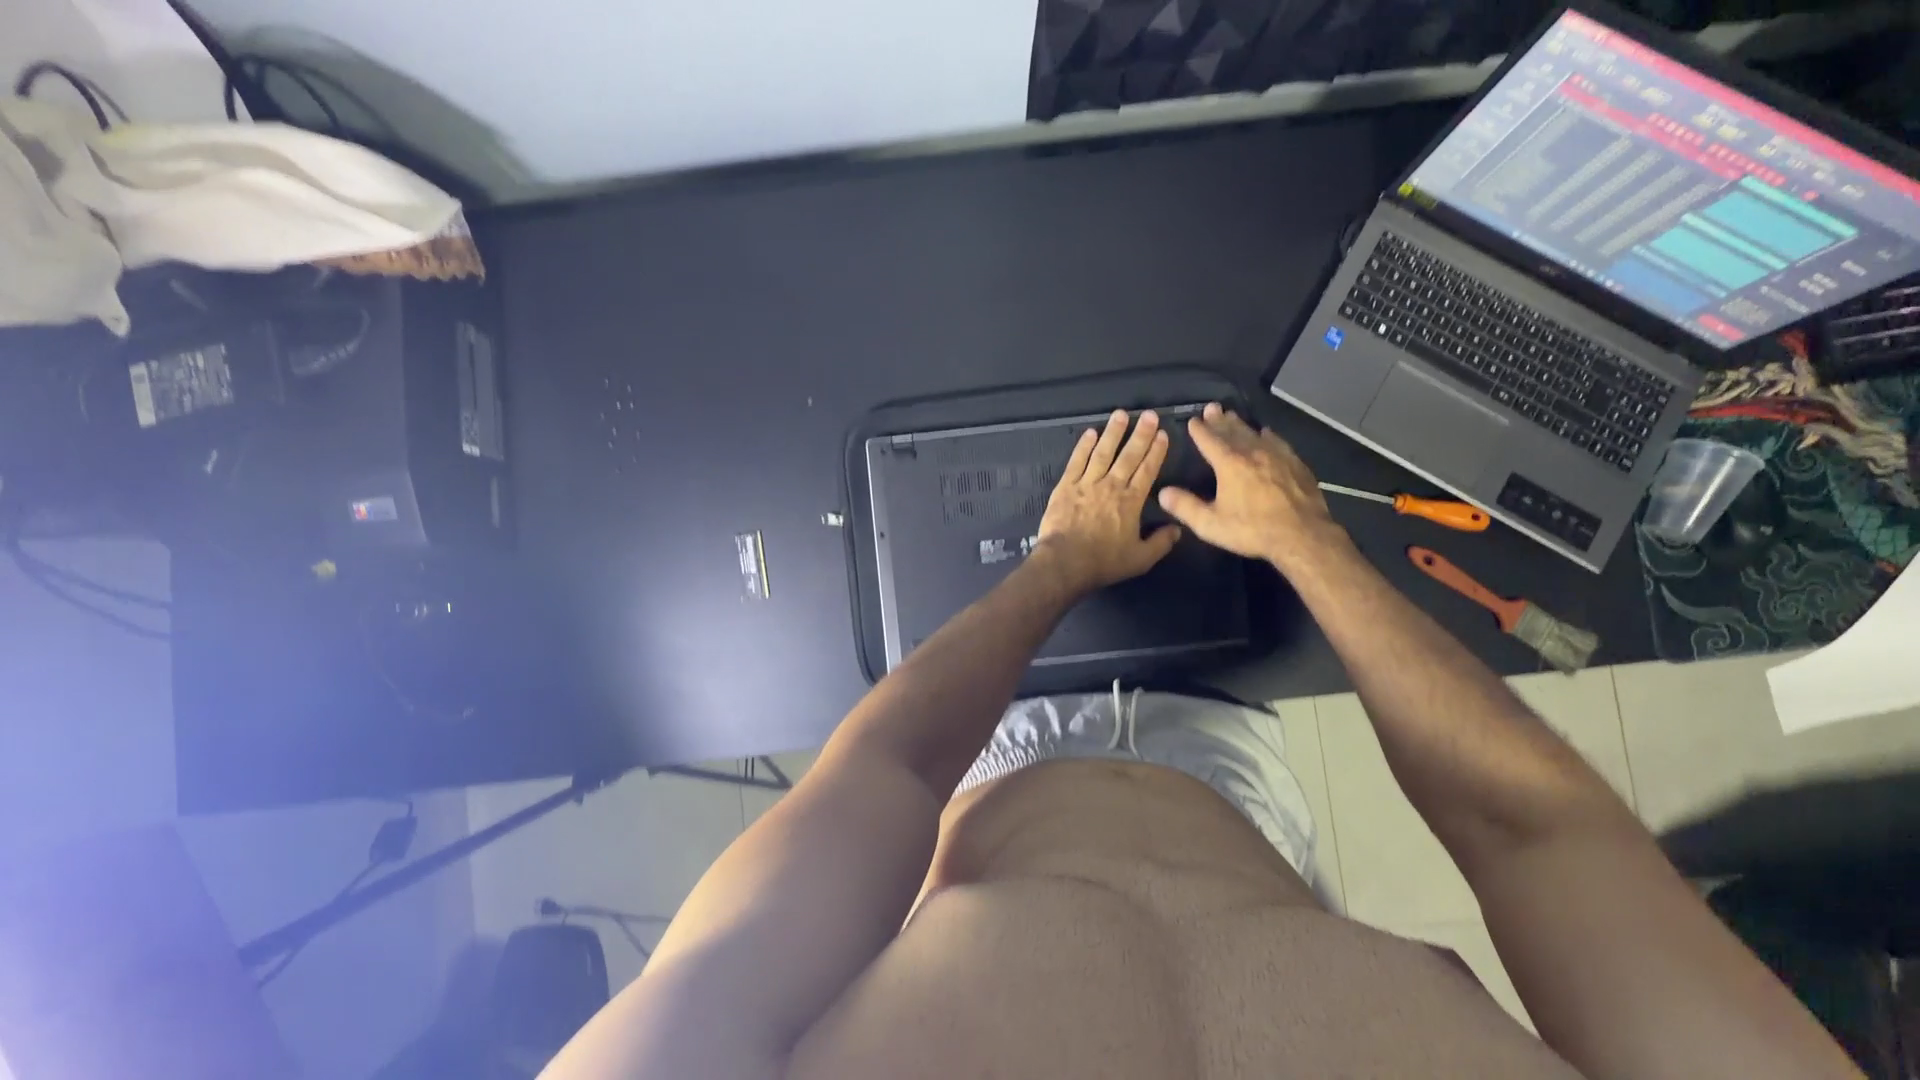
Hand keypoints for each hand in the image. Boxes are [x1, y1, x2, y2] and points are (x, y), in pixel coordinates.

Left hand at [1033, 409, 1181, 594]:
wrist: (1065, 562)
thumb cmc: (1104, 562)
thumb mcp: (1140, 559)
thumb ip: (1161, 543)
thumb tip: (1178, 529)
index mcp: (1131, 501)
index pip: (1147, 470)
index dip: (1156, 452)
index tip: (1163, 435)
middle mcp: (1111, 486)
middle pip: (1128, 456)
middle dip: (1141, 434)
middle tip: (1149, 415)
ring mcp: (1086, 484)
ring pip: (1102, 453)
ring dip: (1113, 433)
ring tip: (1121, 415)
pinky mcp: (1065, 487)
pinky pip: (1076, 461)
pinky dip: (1083, 446)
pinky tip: (1090, 433)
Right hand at [1156, 403, 1342, 572]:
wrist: (1302, 535)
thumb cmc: (1252, 530)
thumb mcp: (1211, 524)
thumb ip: (1185, 507)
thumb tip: (1162, 492)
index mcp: (1229, 464)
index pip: (1210, 440)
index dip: (1199, 430)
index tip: (1192, 420)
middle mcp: (1252, 452)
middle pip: (1232, 431)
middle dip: (1220, 419)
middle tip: (1212, 407)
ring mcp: (1277, 455)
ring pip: (1254, 433)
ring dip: (1241, 424)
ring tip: (1233, 415)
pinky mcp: (1295, 463)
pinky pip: (1277, 442)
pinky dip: (1267, 435)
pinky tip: (1266, 433)